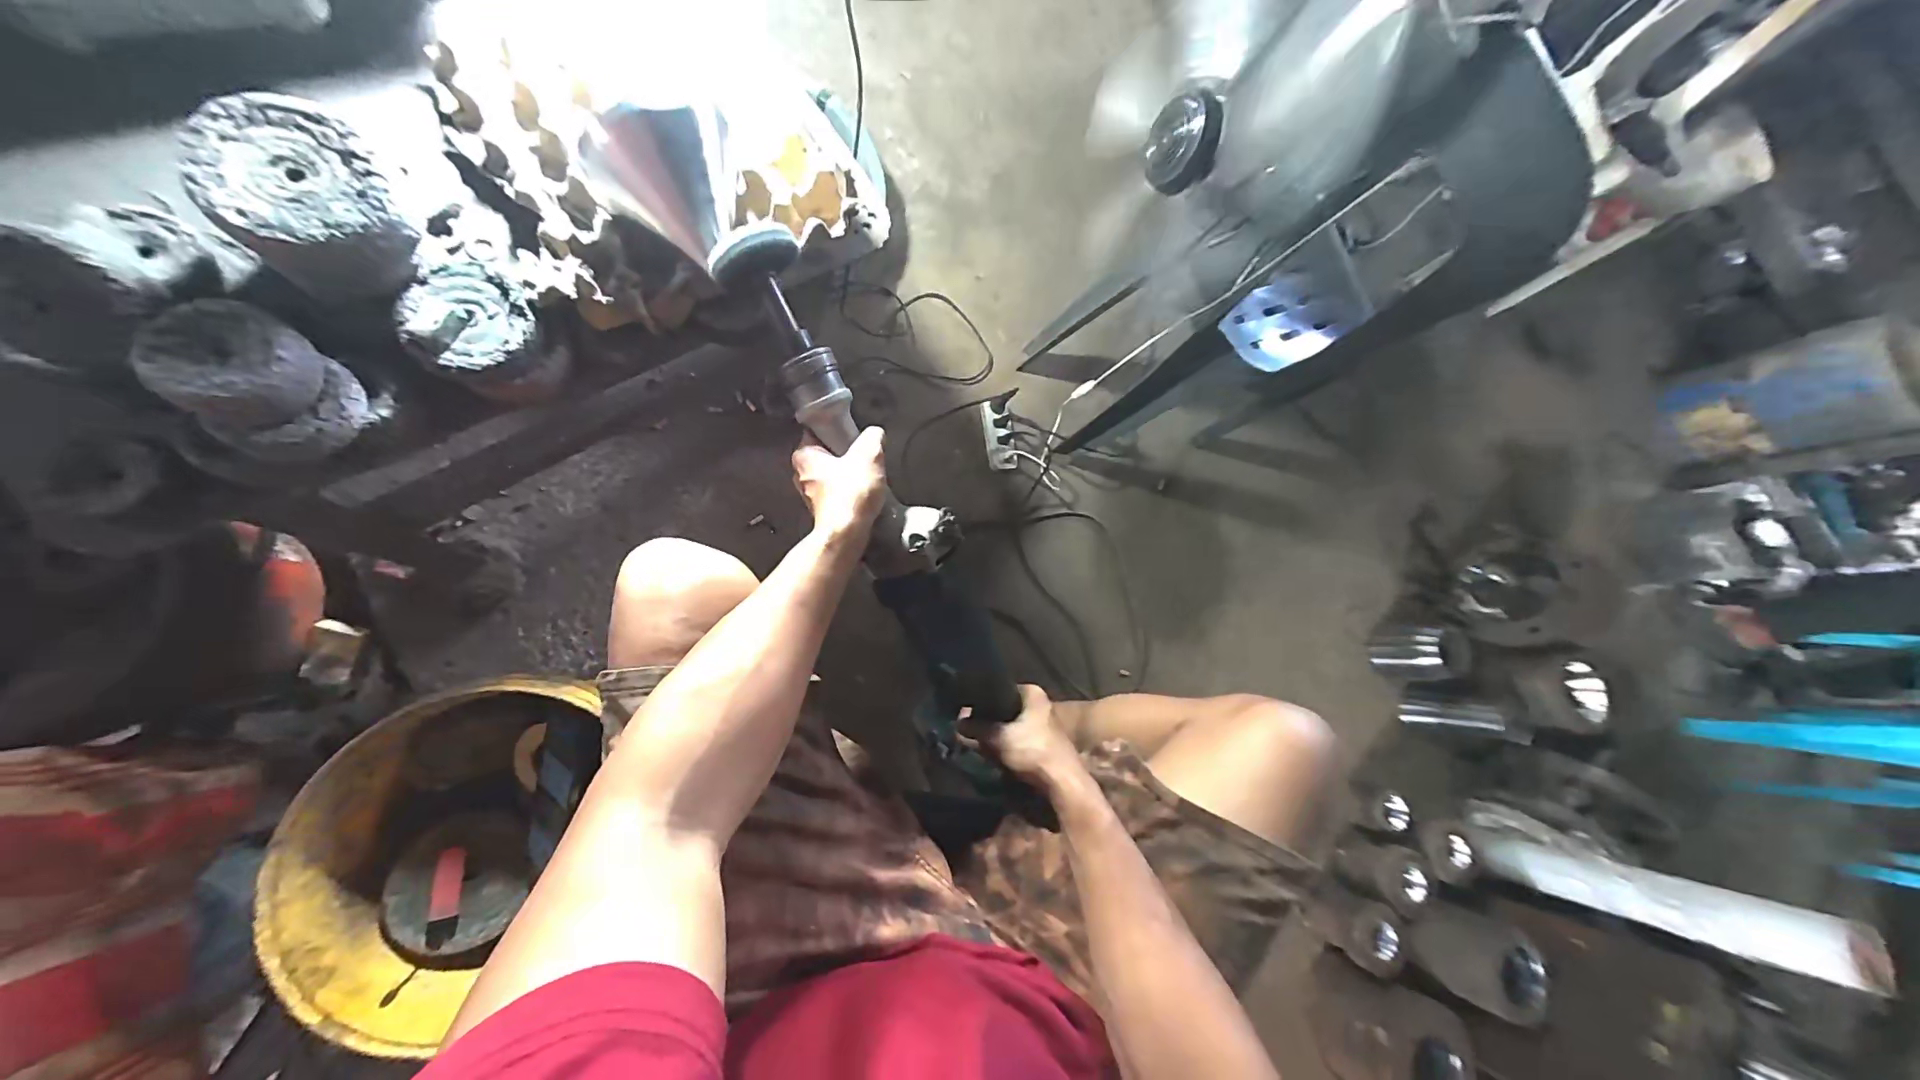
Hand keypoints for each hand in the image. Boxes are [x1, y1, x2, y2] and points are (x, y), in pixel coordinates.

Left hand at [793, 427, 886, 536]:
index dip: (834, 430)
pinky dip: (848, 494)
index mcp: (804, 456)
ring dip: (846, 476)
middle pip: (824, 456)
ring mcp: (810, 497)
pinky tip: (863, 496)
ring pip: (830, 477)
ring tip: (866, 477)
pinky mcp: (823, 513)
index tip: (850, 434)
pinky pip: (836, 496)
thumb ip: (872, 437)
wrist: (847, 534)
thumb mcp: (869, 455)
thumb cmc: (851, 493)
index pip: (814, 432)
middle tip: (861, 456)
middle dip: (842, 455)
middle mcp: (801, 476)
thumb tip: (875, 434)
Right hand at [961, 684, 1090, 799]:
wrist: (1060, 781)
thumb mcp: (998, 737)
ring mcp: (1043, 724)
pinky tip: (993, 754)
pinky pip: (1017, 739)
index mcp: (1032, 692)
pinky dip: (1006, 745)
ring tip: (977, 743)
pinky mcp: (1042, 742)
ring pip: (1009, 726)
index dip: (982, 700)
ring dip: (995, 735)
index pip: (1000, 689)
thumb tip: (958, 723)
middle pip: (1004, 709)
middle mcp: (1039, 703)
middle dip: (988, 721)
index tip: (966, 712)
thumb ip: (976, 727)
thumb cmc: (1031, 750)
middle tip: (968, 730)